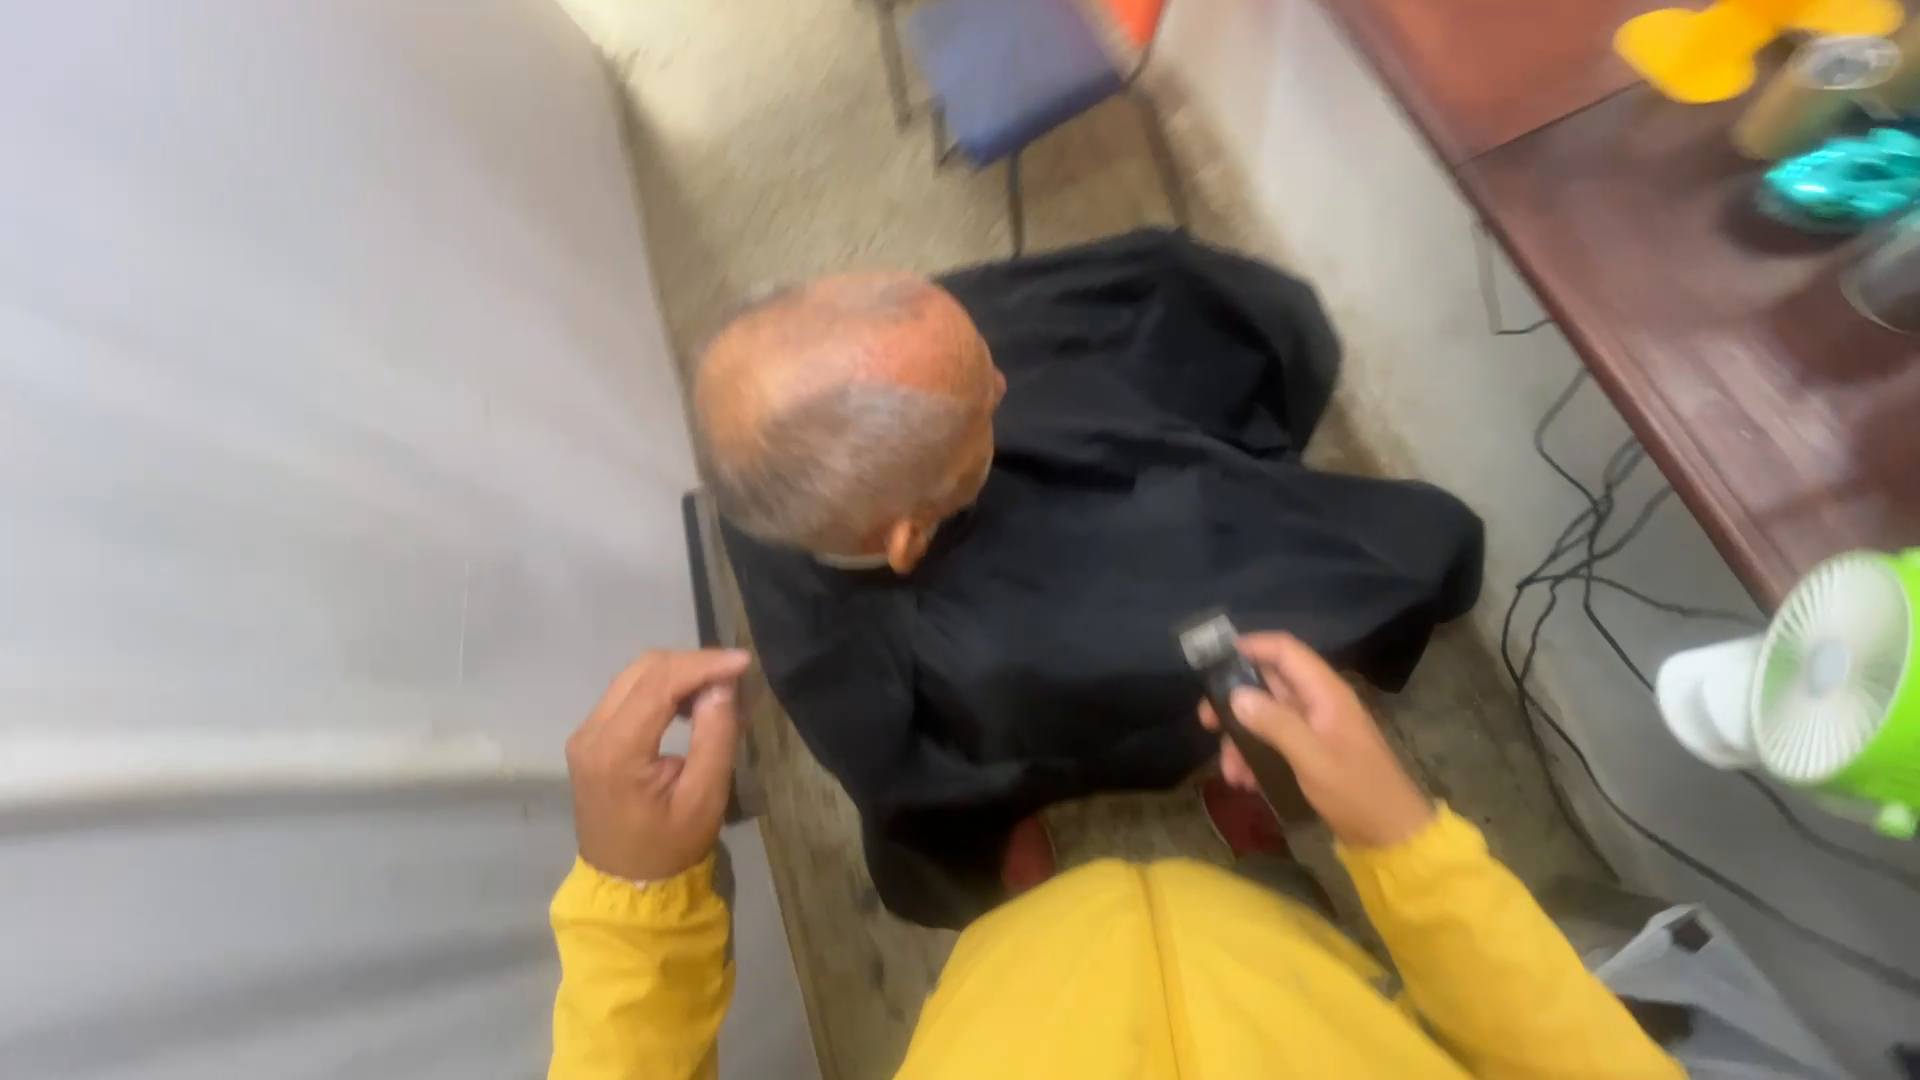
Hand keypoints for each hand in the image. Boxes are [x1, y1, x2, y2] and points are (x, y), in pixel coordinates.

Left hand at [565, 648, 752, 880]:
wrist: (626, 885)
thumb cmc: (670, 846)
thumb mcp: (705, 797)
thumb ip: (715, 736)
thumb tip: (723, 685)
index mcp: (616, 751)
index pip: (659, 683)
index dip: (704, 664)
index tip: (745, 663)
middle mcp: (591, 733)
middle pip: (645, 669)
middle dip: (694, 664)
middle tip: (734, 680)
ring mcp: (587, 733)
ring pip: (636, 674)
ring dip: (680, 673)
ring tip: (718, 693)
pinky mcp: (592, 736)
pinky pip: (630, 691)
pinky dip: (665, 686)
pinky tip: (690, 705)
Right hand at [1199, 633, 1433, 849]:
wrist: (1391, 837)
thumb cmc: (1356, 791)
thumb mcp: (1313, 758)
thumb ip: (1275, 723)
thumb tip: (1235, 695)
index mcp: (1325, 693)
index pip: (1285, 650)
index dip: (1251, 646)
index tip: (1213, 661)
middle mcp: (1316, 702)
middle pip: (1266, 683)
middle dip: (1233, 702)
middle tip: (1207, 721)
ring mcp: (1312, 727)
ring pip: (1263, 716)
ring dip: (1241, 739)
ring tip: (1229, 771)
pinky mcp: (1307, 750)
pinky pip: (1271, 741)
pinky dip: (1254, 757)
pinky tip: (1245, 782)